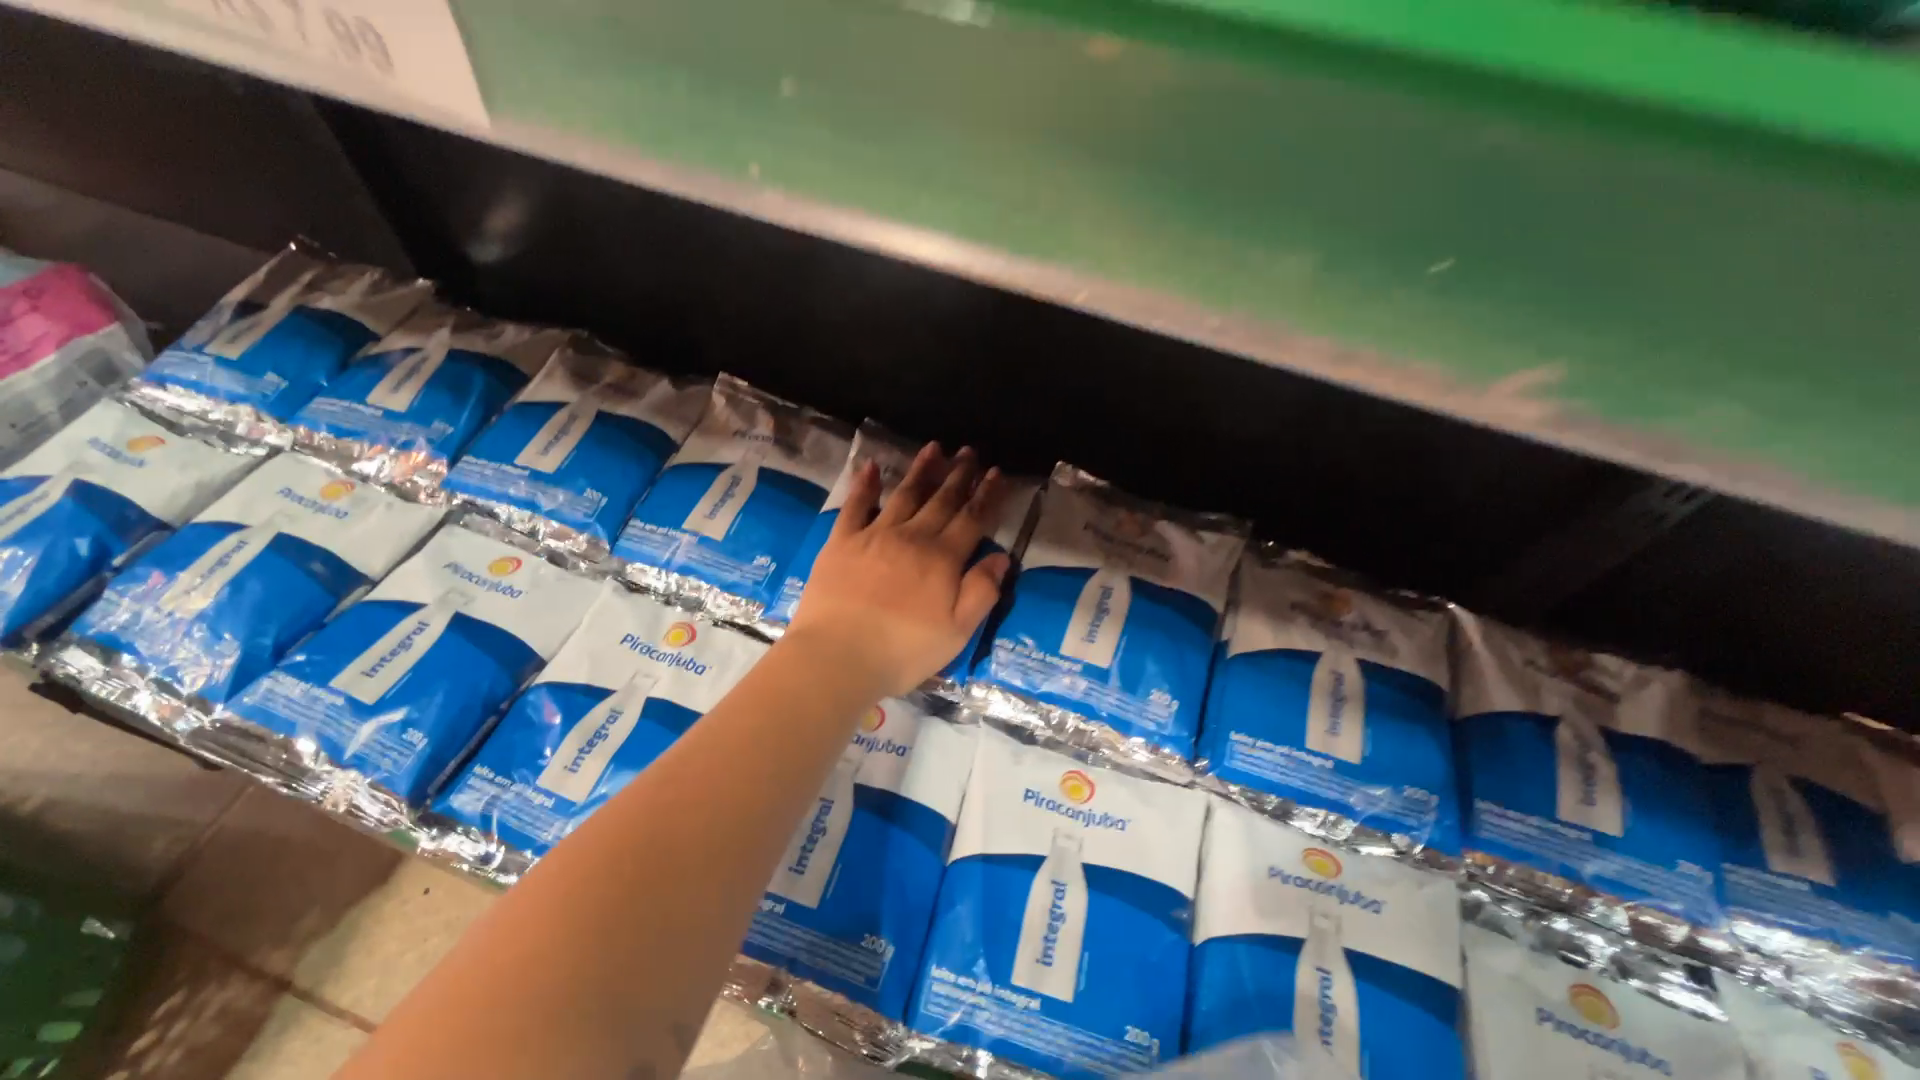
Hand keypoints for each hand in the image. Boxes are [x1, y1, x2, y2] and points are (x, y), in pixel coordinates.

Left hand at [783, 443, 1010, 698]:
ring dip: (921, 470)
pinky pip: (855, 505)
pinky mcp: (841, 542)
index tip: (997, 473)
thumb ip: (982, 592)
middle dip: (959, 475)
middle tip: (969, 452)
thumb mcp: (957, 632)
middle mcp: (912, 538)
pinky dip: (864, 484)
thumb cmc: (903, 652)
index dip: (987, 495)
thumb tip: (1001, 557)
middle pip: (941, 500)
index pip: (972, 519)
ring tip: (934, 449)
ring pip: (904, 494)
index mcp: (943, 560)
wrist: (838, 656)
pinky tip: (870, 467)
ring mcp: (874, 535)